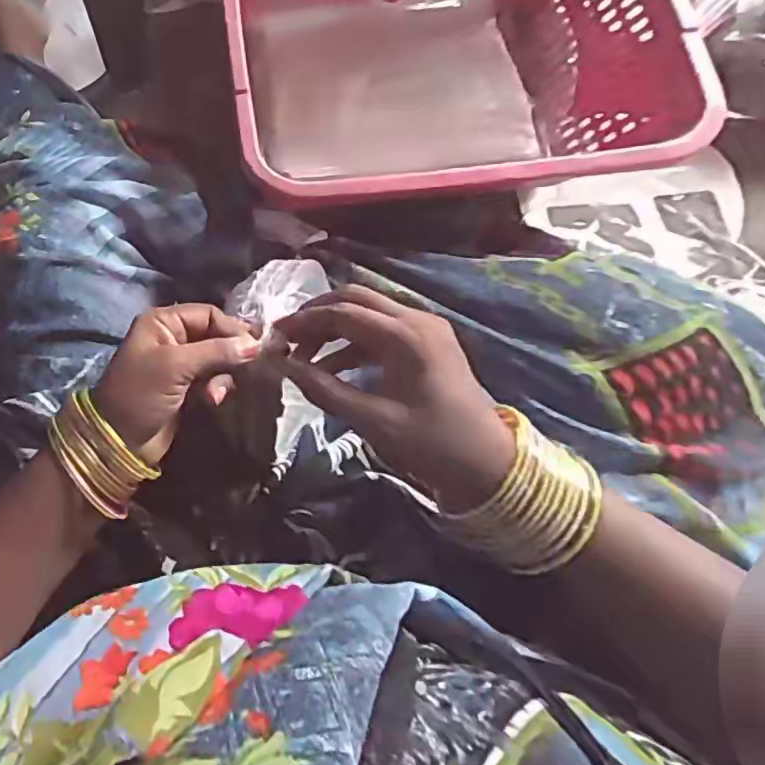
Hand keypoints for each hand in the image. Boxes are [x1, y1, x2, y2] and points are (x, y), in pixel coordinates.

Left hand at [91, 305, 261, 464]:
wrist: (120, 440)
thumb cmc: (140, 393)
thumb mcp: (175, 366)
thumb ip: (216, 351)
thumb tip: (255, 344)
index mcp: (162, 323)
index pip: (207, 314)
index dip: (232, 328)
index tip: (255, 345)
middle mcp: (172, 338)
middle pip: (215, 336)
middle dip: (230, 354)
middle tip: (249, 368)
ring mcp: (179, 365)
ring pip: (218, 360)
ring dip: (223, 376)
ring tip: (216, 393)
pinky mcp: (186, 389)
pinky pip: (213, 381)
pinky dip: (216, 390)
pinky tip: (212, 401)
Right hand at [274, 285, 515, 510]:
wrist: (489, 465)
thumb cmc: (431, 444)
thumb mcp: (372, 419)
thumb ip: (323, 388)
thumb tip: (281, 366)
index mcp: (405, 336)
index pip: (342, 313)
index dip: (303, 322)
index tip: (274, 336)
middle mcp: (416, 320)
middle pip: (354, 299)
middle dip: (316, 316)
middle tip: (287, 338)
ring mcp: (424, 329)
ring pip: (365, 312)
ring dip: (331, 329)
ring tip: (303, 357)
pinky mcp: (426, 343)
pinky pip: (379, 331)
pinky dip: (350, 342)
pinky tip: (329, 367)